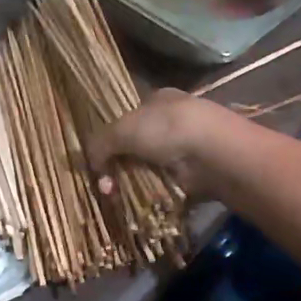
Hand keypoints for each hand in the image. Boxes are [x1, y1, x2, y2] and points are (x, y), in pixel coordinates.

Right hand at [85, 88, 231, 194]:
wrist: (212, 154)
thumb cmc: (166, 130)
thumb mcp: (123, 130)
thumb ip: (100, 143)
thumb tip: (89, 163)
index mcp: (157, 100)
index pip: (126, 119)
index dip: (109, 139)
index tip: (97, 160)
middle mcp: (170, 122)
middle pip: (133, 147)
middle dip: (115, 166)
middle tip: (105, 184)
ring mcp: (182, 149)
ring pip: (144, 168)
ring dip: (128, 183)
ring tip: (115, 195)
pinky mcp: (189, 174)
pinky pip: (159, 186)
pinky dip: (147, 194)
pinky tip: (136, 200)